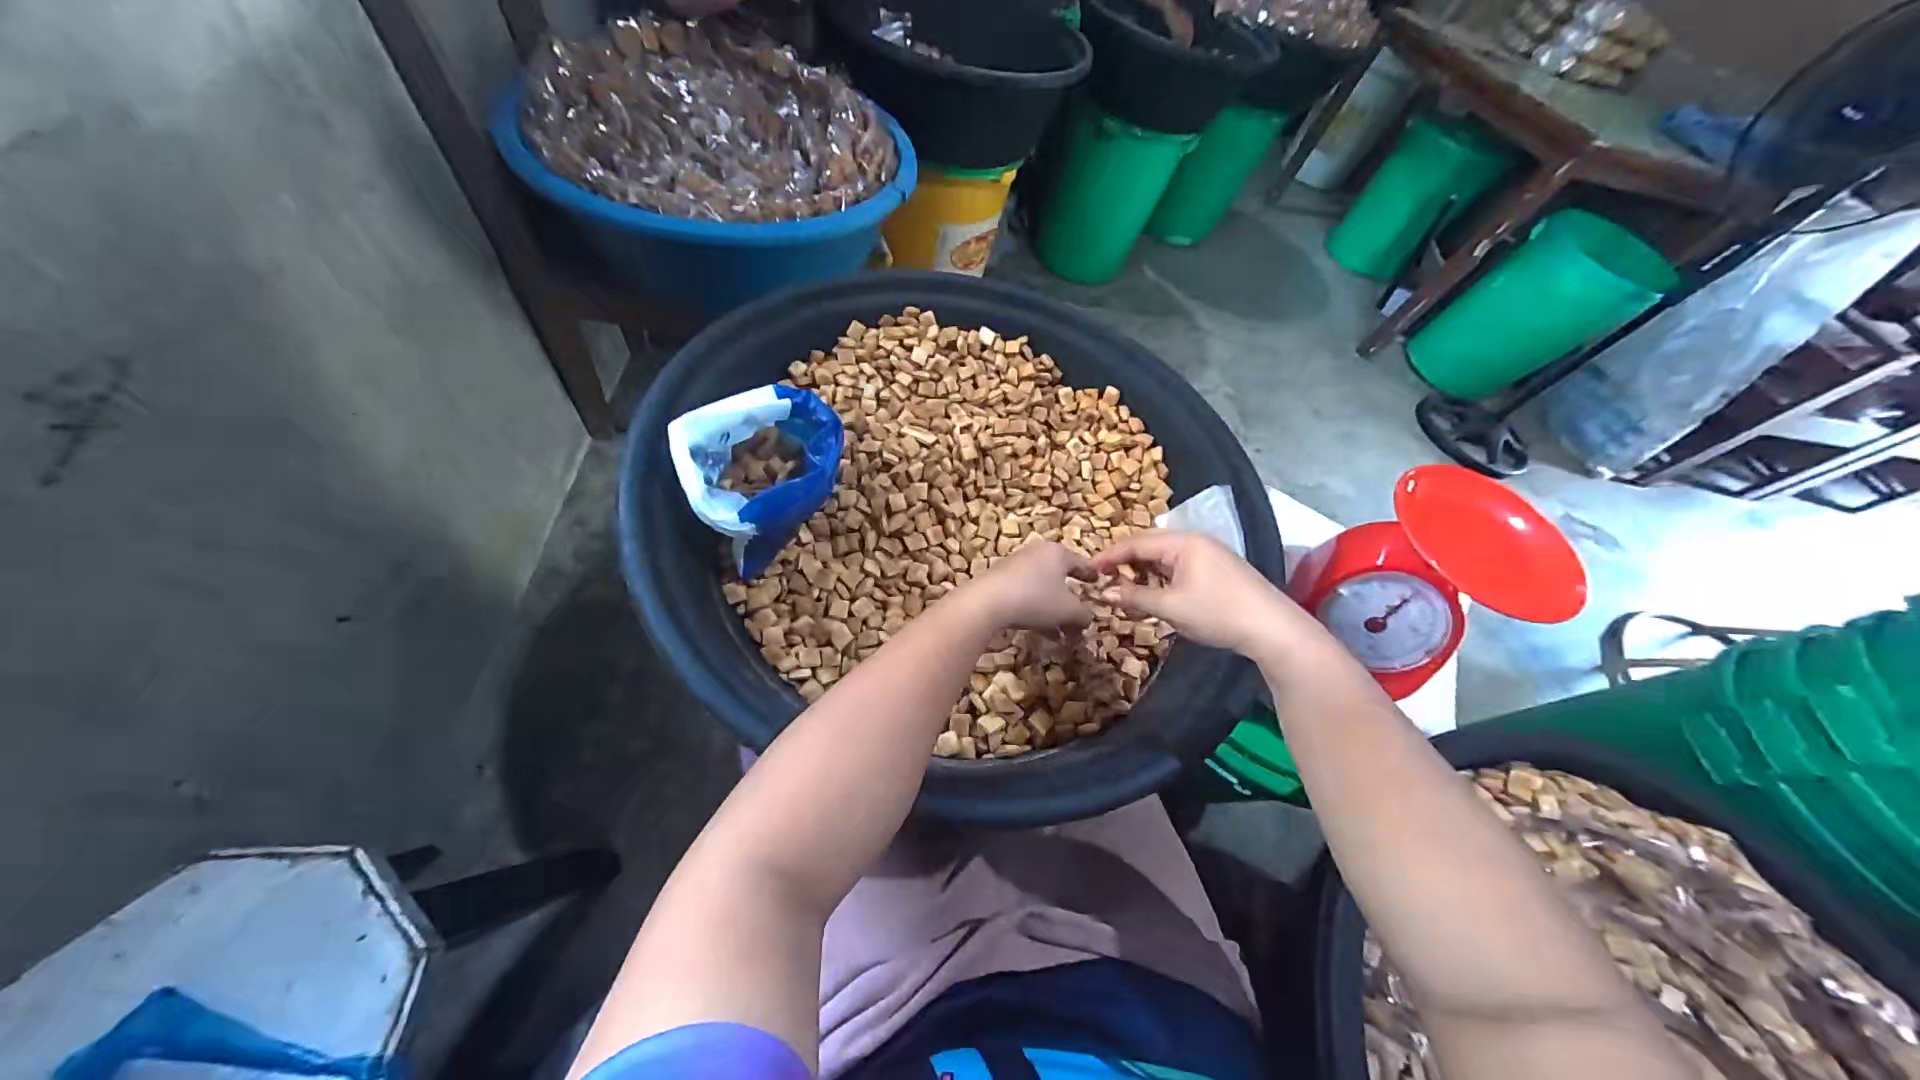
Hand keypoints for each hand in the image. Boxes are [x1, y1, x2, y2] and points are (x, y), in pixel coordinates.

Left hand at [958, 540, 1094, 631]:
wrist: (987, 602)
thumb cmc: (1036, 599)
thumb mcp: (1068, 610)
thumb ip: (1083, 615)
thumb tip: (1087, 619)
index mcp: (1057, 552)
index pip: (1081, 562)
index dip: (1091, 575)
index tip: (1097, 583)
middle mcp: (1037, 554)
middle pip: (1060, 578)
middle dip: (1070, 603)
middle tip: (1079, 619)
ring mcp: (1016, 566)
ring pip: (1042, 590)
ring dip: (1054, 612)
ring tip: (1062, 635)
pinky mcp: (1000, 581)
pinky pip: (1025, 595)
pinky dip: (1036, 611)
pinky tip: (1042, 633)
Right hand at [1092, 530, 1307, 655]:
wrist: (1272, 628)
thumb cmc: (1218, 613)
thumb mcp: (1171, 607)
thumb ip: (1135, 597)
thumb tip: (1104, 592)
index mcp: (1182, 542)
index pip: (1135, 543)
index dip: (1109, 556)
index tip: (1088, 570)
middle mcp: (1195, 540)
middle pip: (1150, 545)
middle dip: (1124, 562)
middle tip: (1103, 579)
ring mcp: (1209, 553)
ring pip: (1164, 556)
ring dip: (1143, 571)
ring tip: (1125, 589)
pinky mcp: (1217, 568)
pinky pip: (1179, 565)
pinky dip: (1161, 576)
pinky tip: (1154, 592)